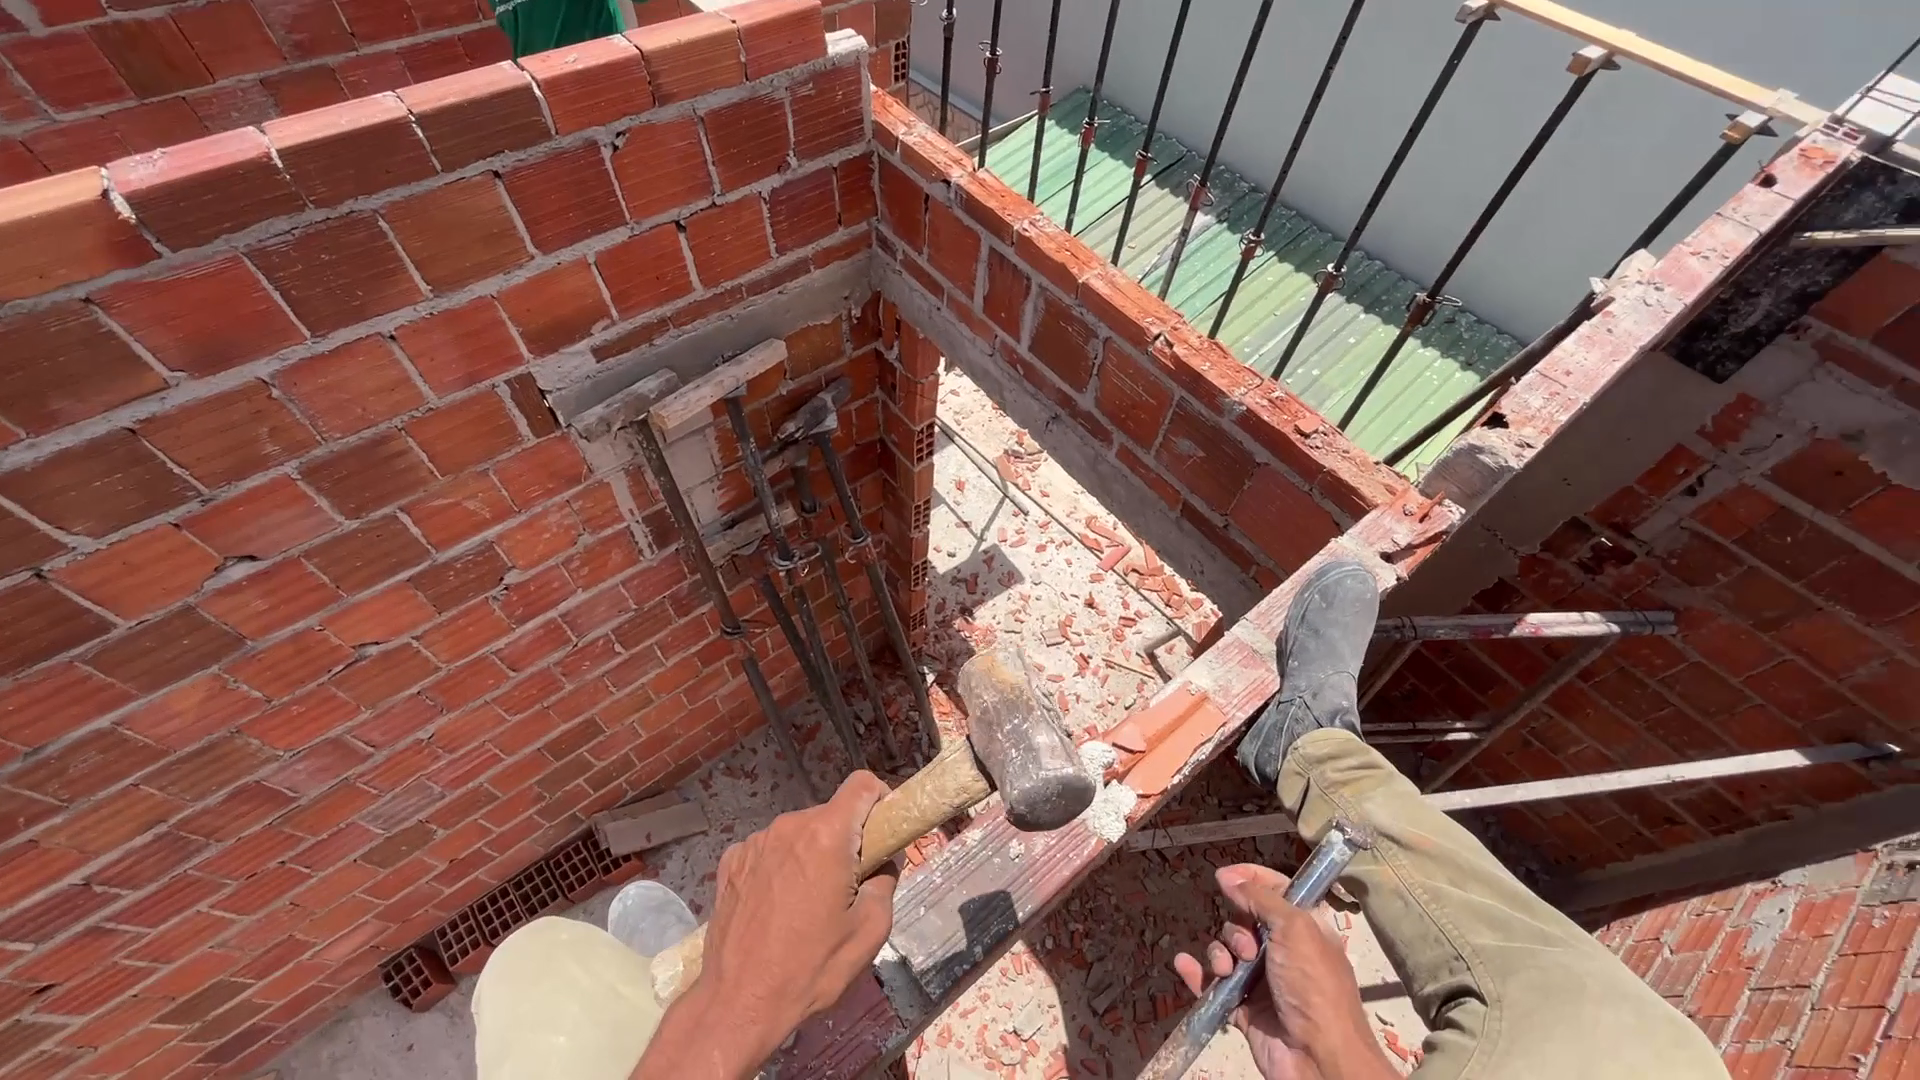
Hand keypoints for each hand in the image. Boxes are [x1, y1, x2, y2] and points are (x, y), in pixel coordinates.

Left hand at [699, 771, 897, 1059]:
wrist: (738, 1005)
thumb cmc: (810, 969)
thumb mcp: (870, 931)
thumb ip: (886, 882)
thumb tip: (882, 863)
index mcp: (827, 836)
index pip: (862, 784)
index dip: (880, 800)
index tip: (883, 833)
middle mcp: (789, 826)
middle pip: (831, 814)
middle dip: (846, 840)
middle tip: (849, 887)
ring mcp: (755, 842)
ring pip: (800, 833)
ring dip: (812, 855)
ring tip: (808, 905)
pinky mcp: (731, 861)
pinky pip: (770, 850)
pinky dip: (781, 867)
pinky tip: (776, 908)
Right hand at [1174, 864, 1396, 1079]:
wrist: (1318, 1060)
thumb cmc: (1313, 987)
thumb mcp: (1295, 930)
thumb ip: (1261, 898)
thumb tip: (1227, 876)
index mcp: (1304, 930)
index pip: (1276, 890)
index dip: (1251, 879)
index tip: (1225, 876)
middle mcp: (1283, 952)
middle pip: (1244, 920)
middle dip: (1236, 928)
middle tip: (1247, 949)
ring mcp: (1261, 982)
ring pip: (1226, 951)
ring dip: (1219, 954)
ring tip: (1227, 972)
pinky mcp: (1243, 1008)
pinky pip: (1212, 984)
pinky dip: (1197, 974)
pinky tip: (1183, 965)